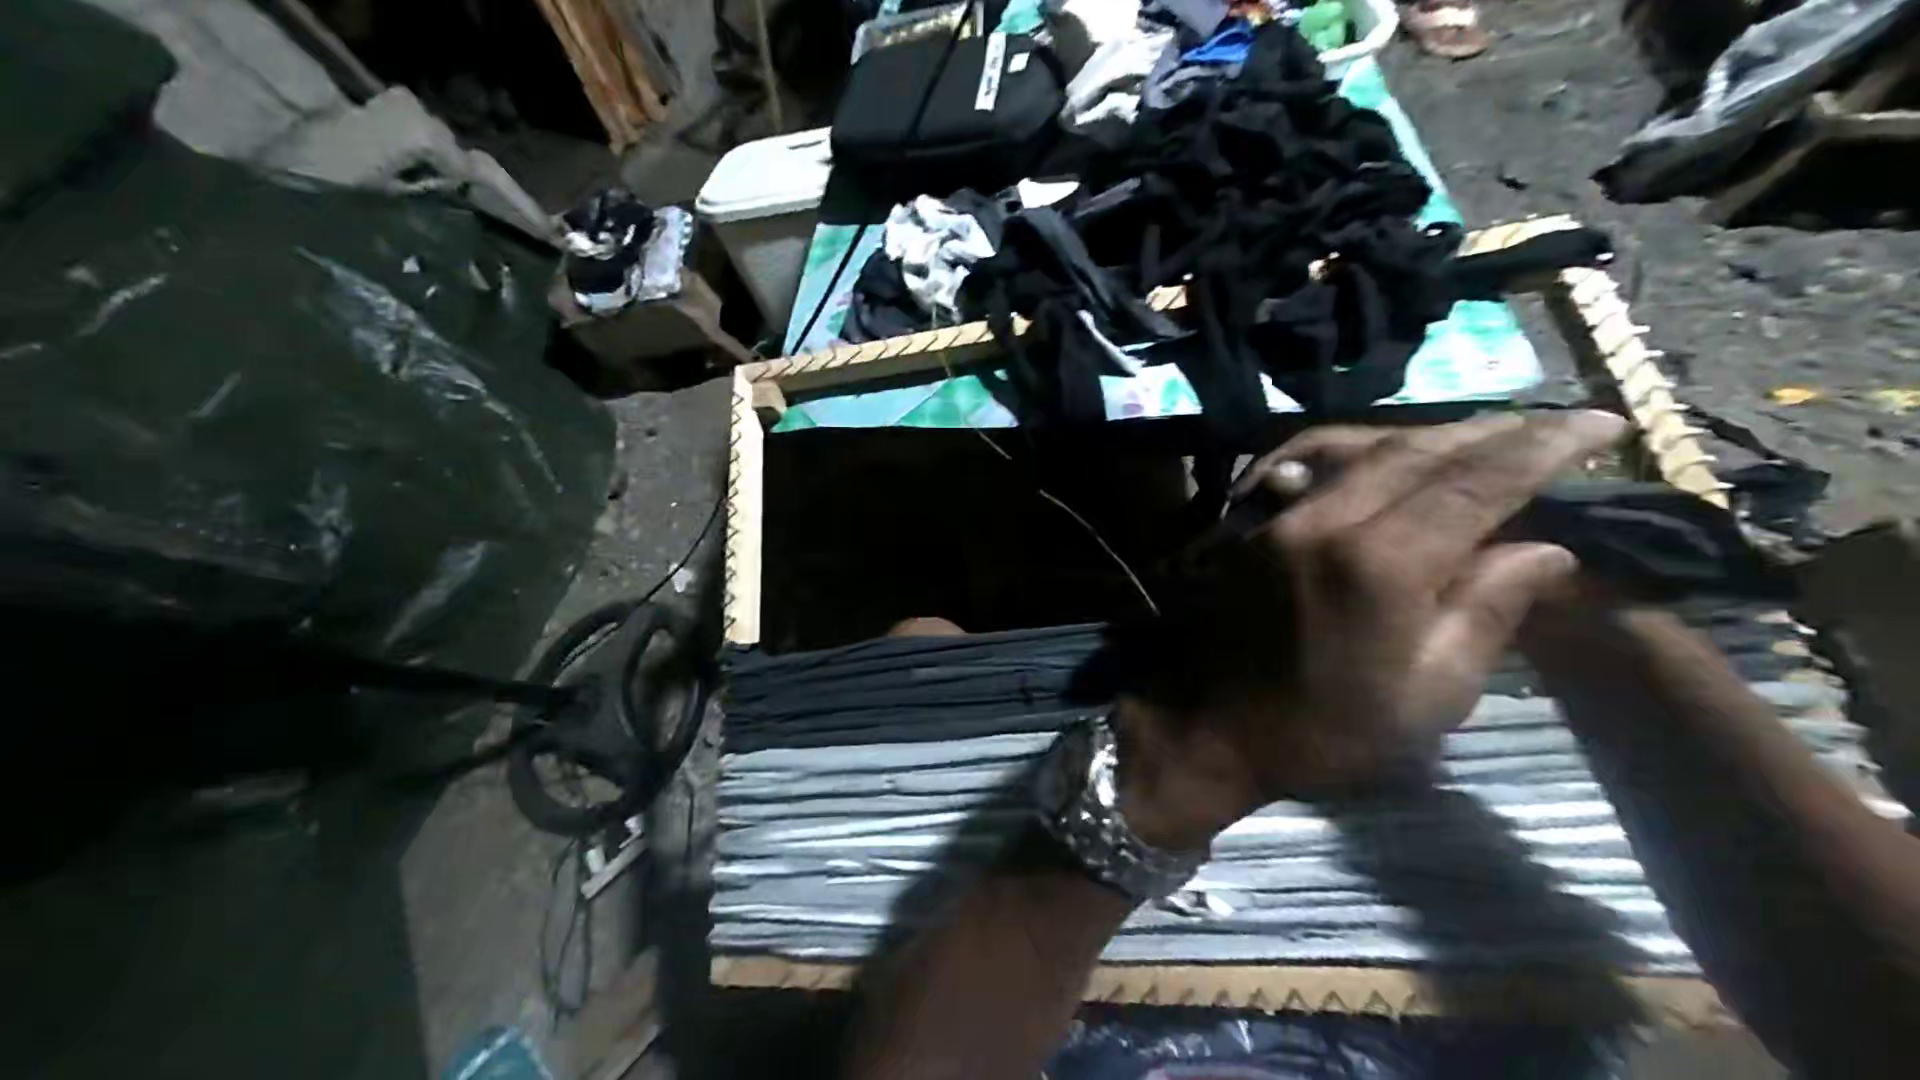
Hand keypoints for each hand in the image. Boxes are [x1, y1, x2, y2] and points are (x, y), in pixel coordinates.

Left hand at [1116, 410, 1629, 848]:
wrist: (1215, 730)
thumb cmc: (1328, 730)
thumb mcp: (1431, 692)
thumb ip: (1487, 609)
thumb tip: (1546, 546)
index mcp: (1379, 563)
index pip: (1474, 482)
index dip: (1543, 447)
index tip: (1602, 423)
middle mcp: (1324, 522)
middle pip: (1416, 451)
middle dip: (1492, 431)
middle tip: (1553, 423)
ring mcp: (1280, 518)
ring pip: (1362, 451)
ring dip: (1431, 436)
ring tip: (1487, 434)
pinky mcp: (1254, 527)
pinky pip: (1317, 468)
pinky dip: (1366, 451)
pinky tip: (1394, 454)